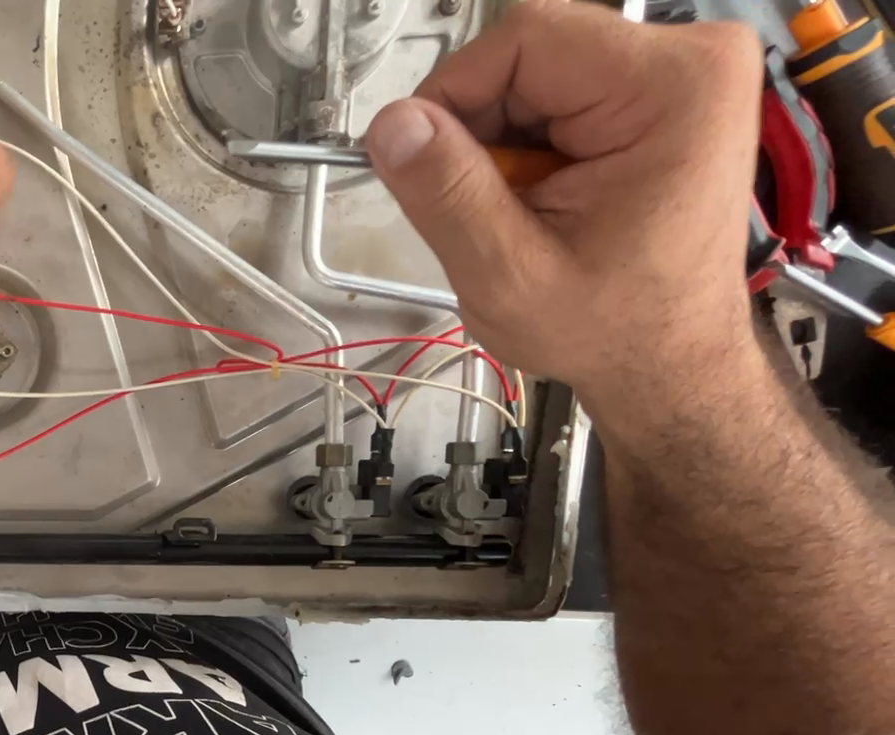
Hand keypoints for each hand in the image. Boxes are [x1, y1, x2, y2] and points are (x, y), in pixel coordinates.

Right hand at [365, 1, 764, 433]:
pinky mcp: (648, 104)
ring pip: (527, 82)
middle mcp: (683, 60)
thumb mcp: (503, 270)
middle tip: (469, 209)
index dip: (447, 96)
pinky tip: (522, 204)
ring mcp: (669, 79)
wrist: (660, 357)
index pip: (523, 39)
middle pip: (525, 56)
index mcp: (668, 85)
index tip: (411, 166)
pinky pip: (546, 104)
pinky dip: (511, 156)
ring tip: (503, 215)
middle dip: (470, 132)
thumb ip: (446, 193)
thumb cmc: (601, 325)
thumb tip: (389, 125)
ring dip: (488, 150)